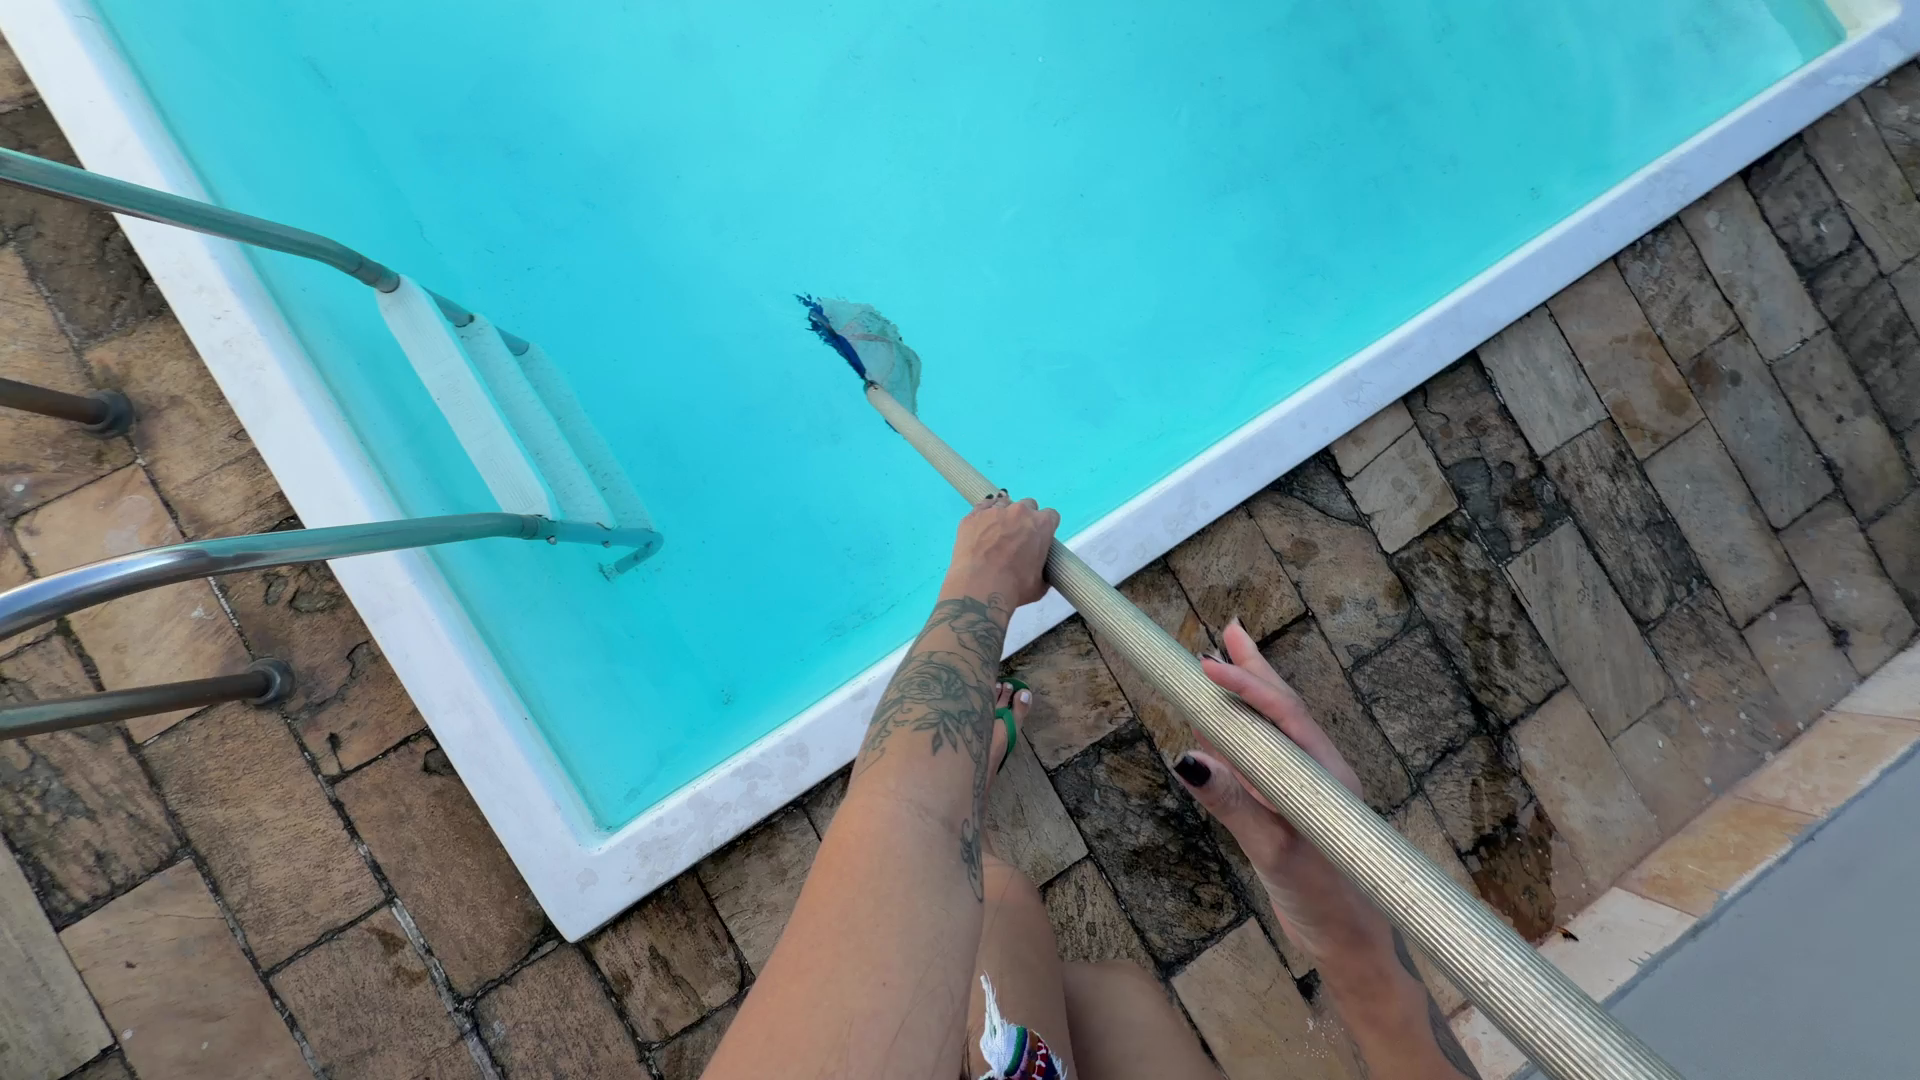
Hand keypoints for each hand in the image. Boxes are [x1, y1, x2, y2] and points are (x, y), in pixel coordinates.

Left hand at [944, 493, 1059, 606]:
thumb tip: (1040, 570)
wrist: (979, 587)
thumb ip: (1043, 569)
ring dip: (1003, 515)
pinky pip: (982, 507)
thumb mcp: (1040, 583)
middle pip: (1027, 505)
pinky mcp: (973, 515)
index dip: (1045, 527)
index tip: (1038, 538)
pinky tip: (980, 527)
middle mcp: (1020, 511)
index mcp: (1041, 525)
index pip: (1050, 515)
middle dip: (1024, 518)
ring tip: (995, 533)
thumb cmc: (1015, 588)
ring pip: (1003, 503)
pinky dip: (983, 515)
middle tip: (1016, 537)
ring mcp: (994, 511)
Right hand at [1175, 620, 1392, 960]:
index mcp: (1322, 772)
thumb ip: (1234, 804)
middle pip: (1280, 708)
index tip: (1206, 663)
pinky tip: (1214, 724)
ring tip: (1225, 658)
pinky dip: (1233, 733)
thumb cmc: (1327, 901)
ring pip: (1269, 729)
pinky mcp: (1284, 805)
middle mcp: (1312, 770)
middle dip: (1254, 668)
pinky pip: (1256, 758)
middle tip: (1230, 631)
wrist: (1351, 946)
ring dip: (1245, 693)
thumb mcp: (1277, 852)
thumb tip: (1186, 759)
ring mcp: (1298, 787)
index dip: (1246, 684)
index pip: (1282, 713)